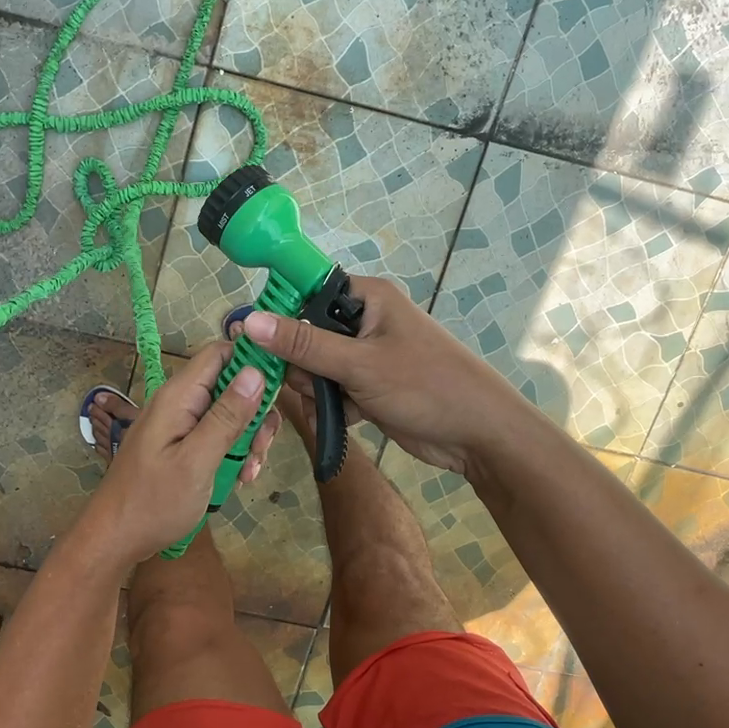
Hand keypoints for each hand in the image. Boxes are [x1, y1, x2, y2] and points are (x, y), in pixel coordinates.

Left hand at [79, 343, 266, 567]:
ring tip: (249, 472)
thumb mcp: (197, 461)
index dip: (253, 362)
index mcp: (179, 396)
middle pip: (230, 386)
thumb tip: (256, 371)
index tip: (280, 389)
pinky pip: (215, 438)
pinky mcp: (181, 446)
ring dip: (246, 440)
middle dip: (255, 413)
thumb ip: (226, 416)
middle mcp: (179, 403)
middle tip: (261, 448)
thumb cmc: (154, 502)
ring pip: (228, 415)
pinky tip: (238, 481)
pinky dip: (231, 455)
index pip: (220, 353)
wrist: (116, 538)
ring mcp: (179, 425)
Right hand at [241, 275, 507, 475]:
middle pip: (304, 334)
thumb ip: (303, 344)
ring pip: (315, 367)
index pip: (305, 291)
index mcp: (366, 297)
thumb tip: (249, 320)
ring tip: (332, 405)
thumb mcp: (359, 364)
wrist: (480, 436)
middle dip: (300, 364)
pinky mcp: (368, 386)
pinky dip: (331, 406)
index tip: (252, 339)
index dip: (278, 313)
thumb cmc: (426, 386)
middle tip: (308, 384)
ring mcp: (366, 355)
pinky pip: (332, 389)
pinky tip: (342, 419)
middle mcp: (363, 320)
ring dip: (315, 389)